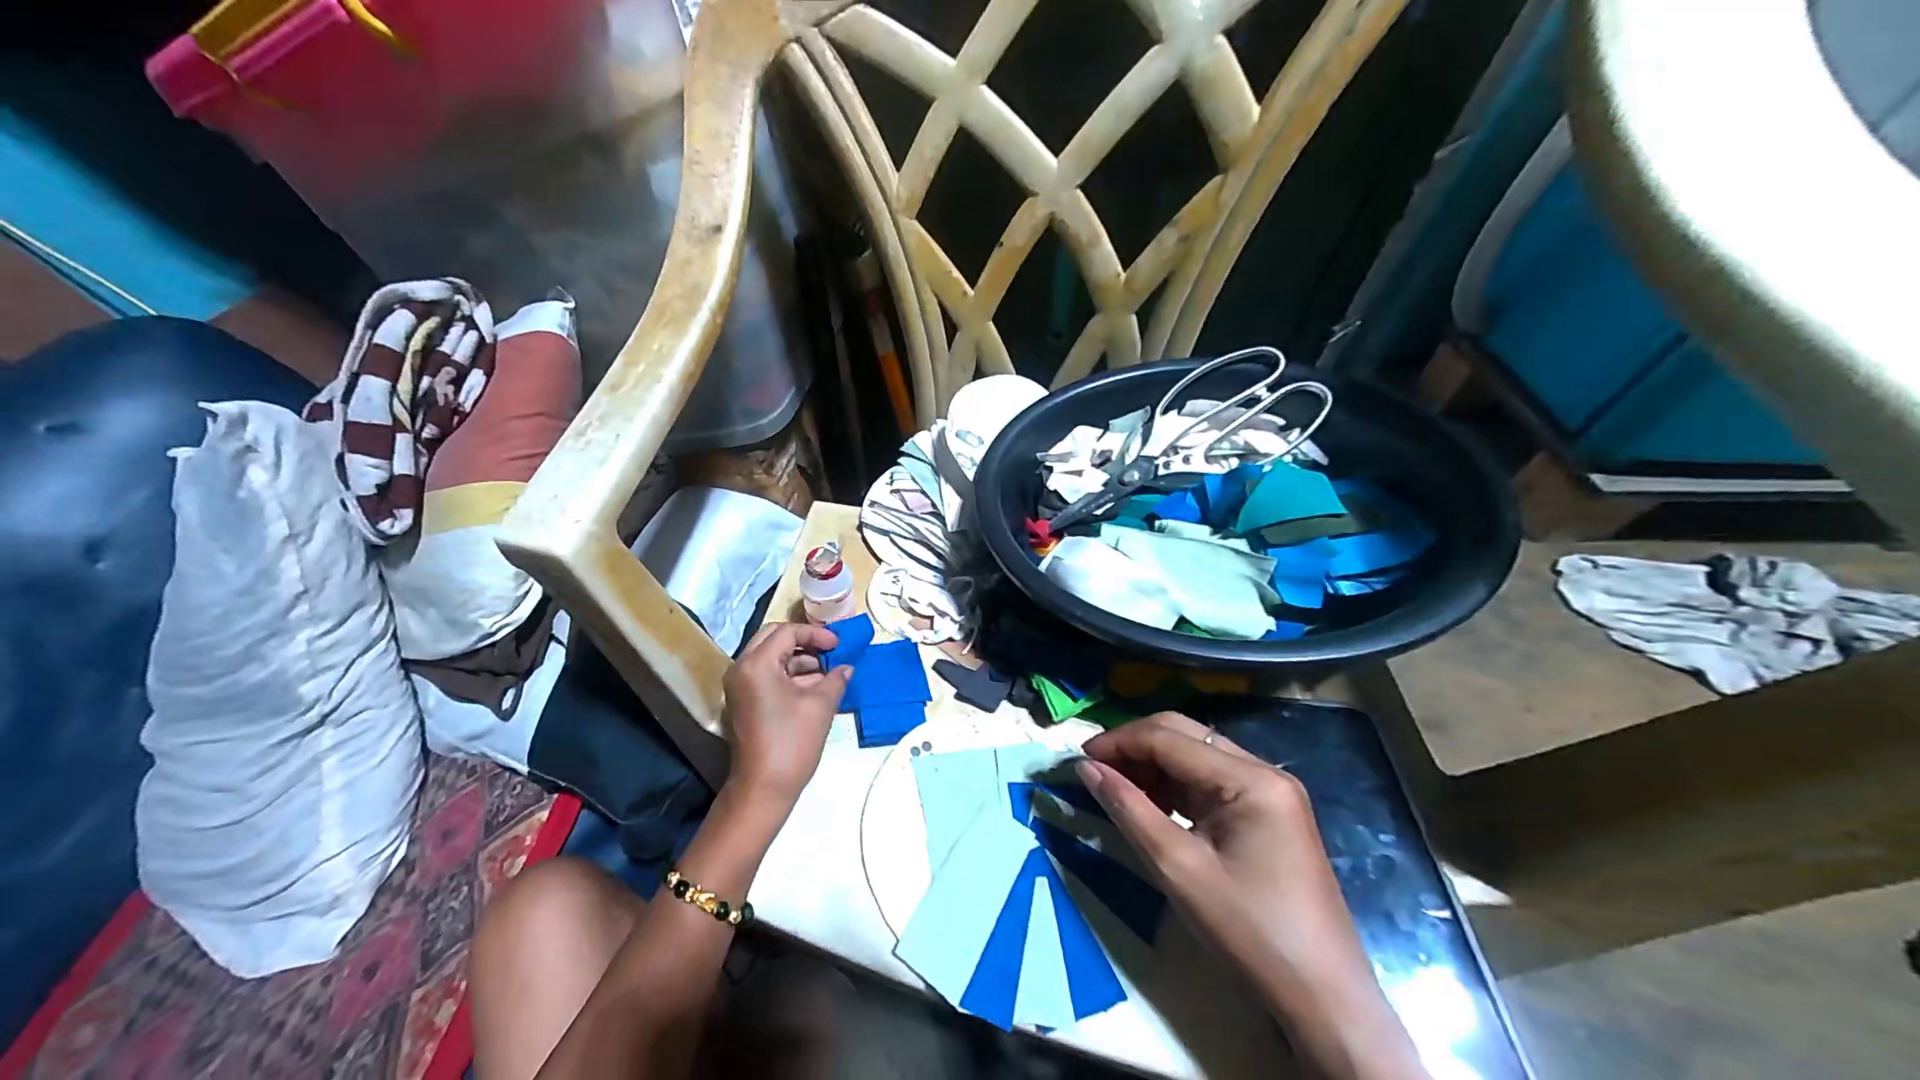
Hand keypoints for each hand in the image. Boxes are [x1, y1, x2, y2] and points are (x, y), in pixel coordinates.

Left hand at [721, 623, 852, 808]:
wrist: (763, 788)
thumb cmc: (792, 742)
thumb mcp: (820, 705)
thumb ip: (835, 678)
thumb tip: (845, 667)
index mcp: (756, 664)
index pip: (787, 631)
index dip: (816, 634)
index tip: (838, 645)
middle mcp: (742, 669)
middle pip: (774, 639)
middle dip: (804, 641)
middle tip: (830, 651)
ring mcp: (740, 686)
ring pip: (771, 657)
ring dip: (799, 659)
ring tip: (828, 673)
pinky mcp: (745, 701)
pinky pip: (767, 675)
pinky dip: (790, 675)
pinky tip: (815, 687)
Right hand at [1078, 713, 1426, 1079]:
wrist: (1322, 995)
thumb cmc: (1247, 930)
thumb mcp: (1177, 867)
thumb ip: (1129, 809)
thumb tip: (1087, 768)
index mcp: (1250, 779)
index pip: (1170, 738)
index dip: (1120, 742)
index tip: (1079, 758)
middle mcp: (1264, 771)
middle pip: (1186, 736)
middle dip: (1136, 746)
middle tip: (1094, 768)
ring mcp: (1270, 792)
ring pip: (1197, 756)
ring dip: (1154, 765)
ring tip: (1115, 787)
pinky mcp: (1269, 813)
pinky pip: (1212, 782)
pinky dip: (1176, 786)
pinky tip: (1150, 803)